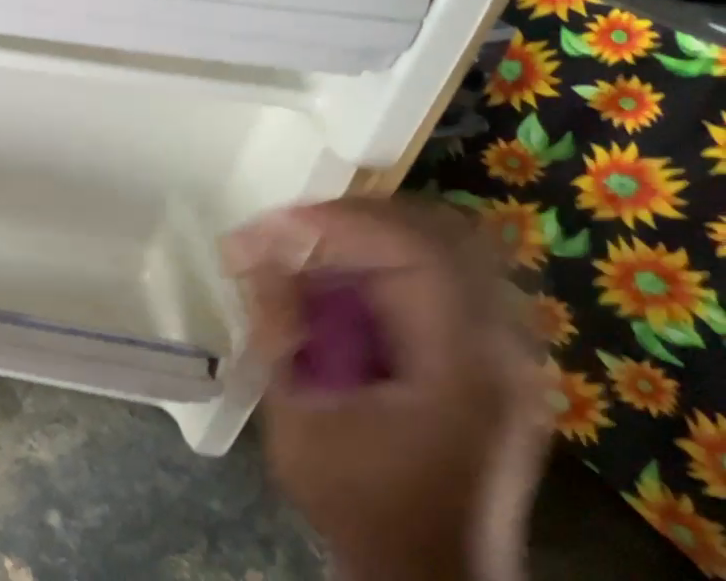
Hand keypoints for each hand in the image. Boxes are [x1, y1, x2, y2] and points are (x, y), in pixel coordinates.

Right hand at [225, 198, 548, 580]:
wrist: (424, 572)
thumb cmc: (356, 498)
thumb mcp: (299, 414)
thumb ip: (282, 325)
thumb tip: (253, 248)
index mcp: (462, 363)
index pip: (414, 249)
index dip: (337, 221)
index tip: (269, 226)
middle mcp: (505, 349)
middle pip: (445, 234)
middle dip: (357, 219)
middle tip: (290, 231)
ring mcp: (511, 356)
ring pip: (452, 251)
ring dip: (375, 240)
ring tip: (308, 255)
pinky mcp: (498, 365)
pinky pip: (452, 283)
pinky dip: (393, 268)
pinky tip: (342, 290)